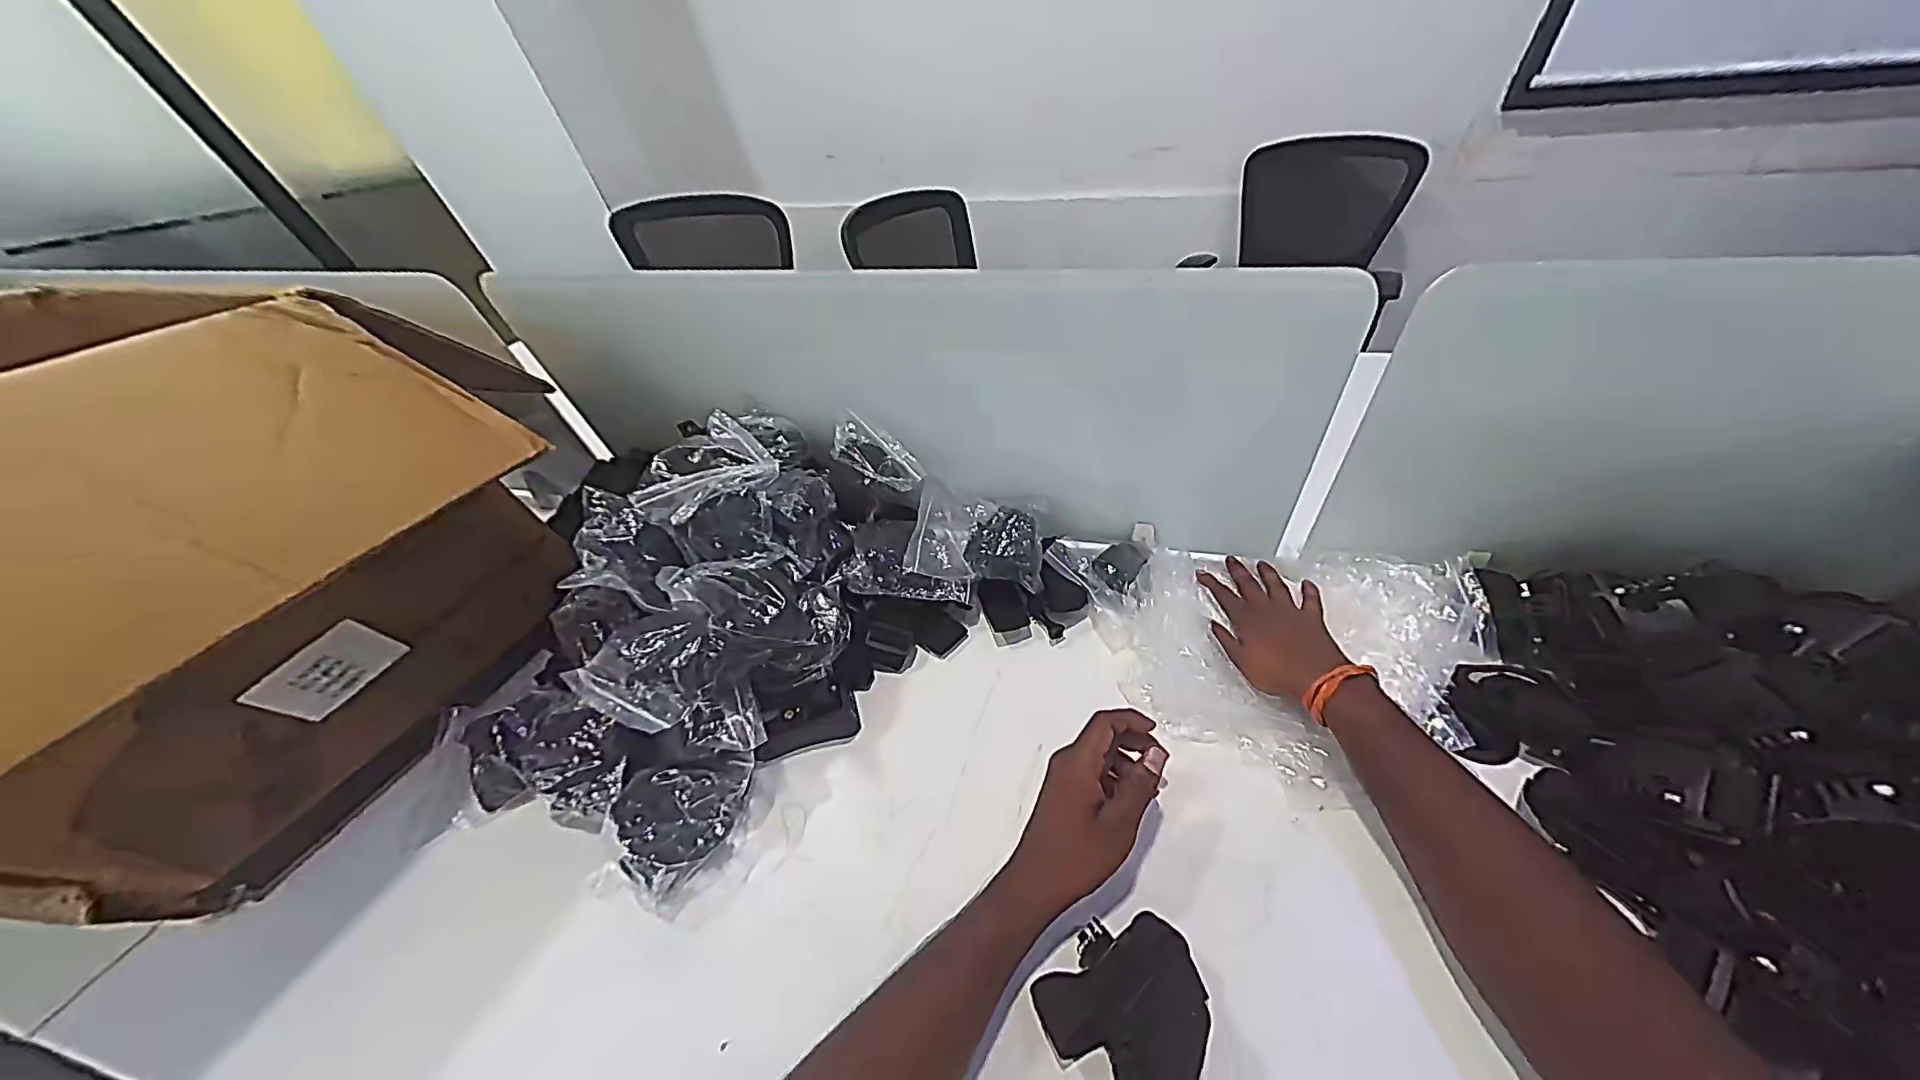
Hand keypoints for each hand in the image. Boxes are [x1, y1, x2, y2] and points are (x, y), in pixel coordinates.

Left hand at [997, 710, 1166, 918]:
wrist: (1037, 882)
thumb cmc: (1071, 858)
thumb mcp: (1120, 820)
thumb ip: (1140, 784)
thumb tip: (1154, 757)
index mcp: (1077, 763)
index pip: (1105, 723)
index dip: (1132, 721)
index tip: (1152, 729)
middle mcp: (1066, 765)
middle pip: (1102, 735)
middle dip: (1133, 741)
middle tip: (1156, 757)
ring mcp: (1061, 778)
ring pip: (1097, 754)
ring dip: (1125, 762)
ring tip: (1147, 784)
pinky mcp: (1061, 793)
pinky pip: (1089, 771)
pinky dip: (1112, 776)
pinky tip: (1128, 798)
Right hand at [1199, 557, 1351, 702]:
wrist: (1317, 678)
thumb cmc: (1279, 674)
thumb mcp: (1243, 661)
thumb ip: (1228, 641)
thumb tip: (1216, 626)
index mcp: (1249, 622)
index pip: (1225, 598)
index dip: (1213, 584)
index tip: (1205, 575)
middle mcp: (1269, 611)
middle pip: (1249, 586)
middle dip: (1238, 572)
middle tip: (1231, 561)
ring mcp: (1291, 612)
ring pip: (1276, 586)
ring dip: (1268, 574)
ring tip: (1262, 565)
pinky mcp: (1311, 618)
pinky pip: (1310, 599)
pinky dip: (1308, 590)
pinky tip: (1306, 583)